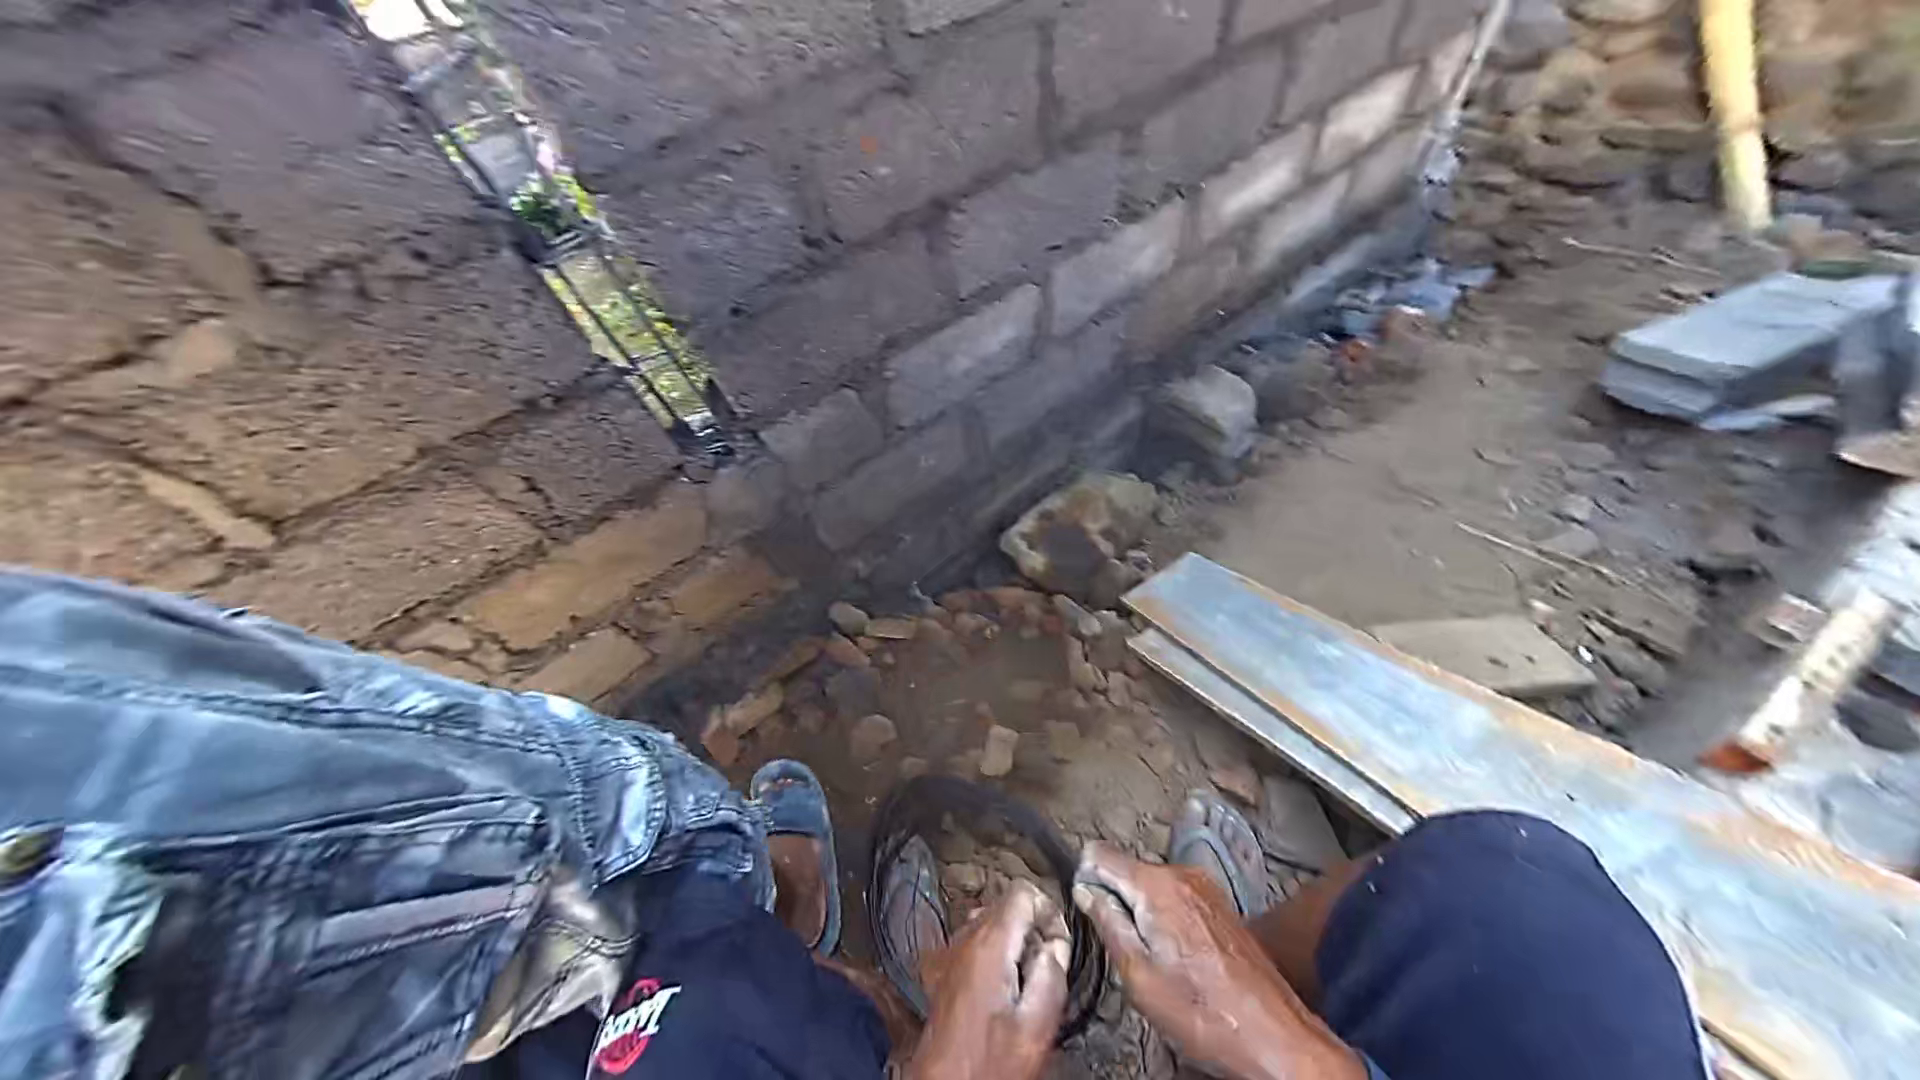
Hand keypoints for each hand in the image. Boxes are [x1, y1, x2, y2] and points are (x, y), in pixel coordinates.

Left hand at [905, 879, 1069, 1079]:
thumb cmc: (989, 1063)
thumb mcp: (1036, 1026)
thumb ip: (1052, 975)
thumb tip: (1056, 945)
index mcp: (989, 944)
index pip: (1022, 891)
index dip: (1048, 911)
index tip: (1059, 944)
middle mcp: (965, 937)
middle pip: (1007, 903)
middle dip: (1034, 926)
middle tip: (1047, 965)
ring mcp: (951, 950)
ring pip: (991, 919)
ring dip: (1015, 939)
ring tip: (1026, 979)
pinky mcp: (943, 967)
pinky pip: (974, 939)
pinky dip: (994, 950)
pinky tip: (1001, 985)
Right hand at [1072, 843, 1364, 1079]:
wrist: (1273, 1034)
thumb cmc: (1204, 1013)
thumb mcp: (1138, 975)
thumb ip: (1107, 922)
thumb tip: (1085, 890)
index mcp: (1155, 885)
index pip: (1099, 853)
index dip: (1084, 876)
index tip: (1087, 906)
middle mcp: (1180, 873)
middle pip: (1126, 869)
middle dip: (1117, 899)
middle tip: (1125, 946)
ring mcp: (1203, 884)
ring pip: (1150, 884)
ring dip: (1142, 909)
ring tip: (1156, 957)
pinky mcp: (1218, 900)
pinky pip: (1175, 893)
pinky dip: (1166, 914)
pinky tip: (1178, 955)